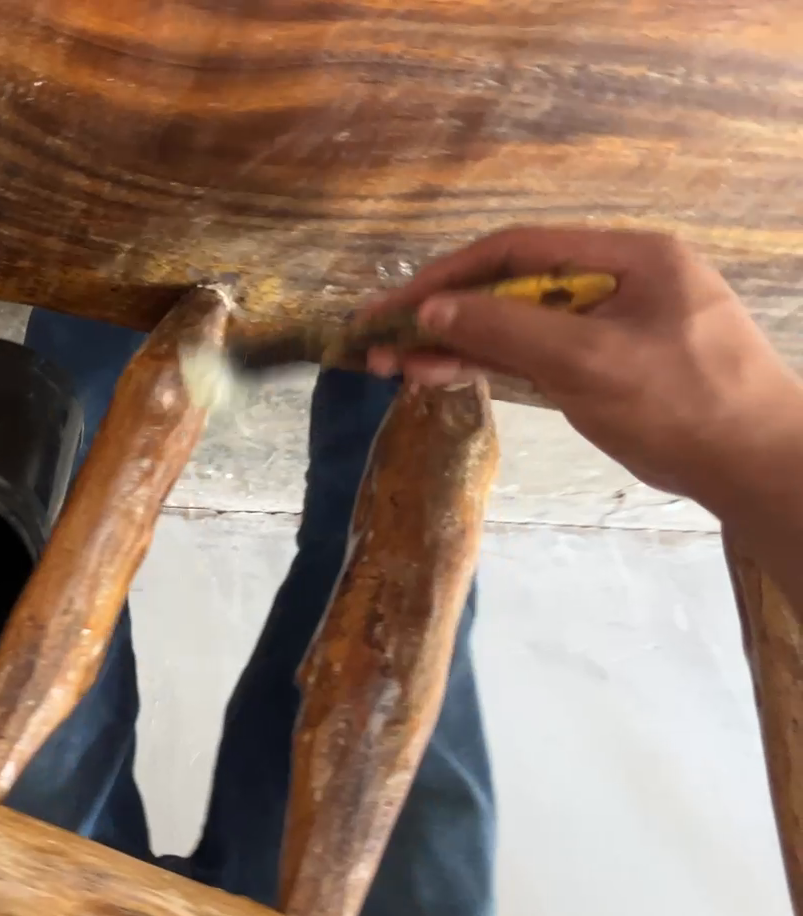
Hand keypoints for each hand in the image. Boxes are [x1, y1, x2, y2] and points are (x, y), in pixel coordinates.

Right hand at [363, 227, 802, 509]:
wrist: (746, 461)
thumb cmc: (679, 400)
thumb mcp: (585, 359)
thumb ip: (503, 327)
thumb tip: (428, 309)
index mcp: (623, 258)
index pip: (514, 250)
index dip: (445, 275)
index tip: (392, 307)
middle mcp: (605, 281)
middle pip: (499, 287)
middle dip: (434, 314)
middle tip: (374, 340)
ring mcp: (592, 323)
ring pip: (500, 323)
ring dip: (443, 342)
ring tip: (387, 365)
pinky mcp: (582, 360)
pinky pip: (514, 352)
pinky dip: (470, 362)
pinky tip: (429, 374)